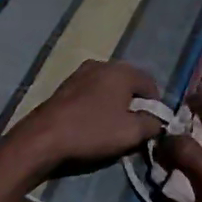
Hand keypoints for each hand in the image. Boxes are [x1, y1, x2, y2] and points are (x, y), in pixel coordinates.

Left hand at [1, 60, 164, 174]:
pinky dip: (98, 105)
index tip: (152, 125)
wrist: (44, 137)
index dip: (156, 105)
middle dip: (135, 103)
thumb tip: (157, 121)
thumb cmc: (92, 131)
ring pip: (109, 87)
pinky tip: (93, 123)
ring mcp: (80, 73)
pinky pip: (92, 92)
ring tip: (113, 127)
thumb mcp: (132, 133)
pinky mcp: (65, 85)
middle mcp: (102, 64)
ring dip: (115, 104)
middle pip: (129, 83)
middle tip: (134, 127)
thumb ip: (152, 124)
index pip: (151, 83)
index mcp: (121, 70)